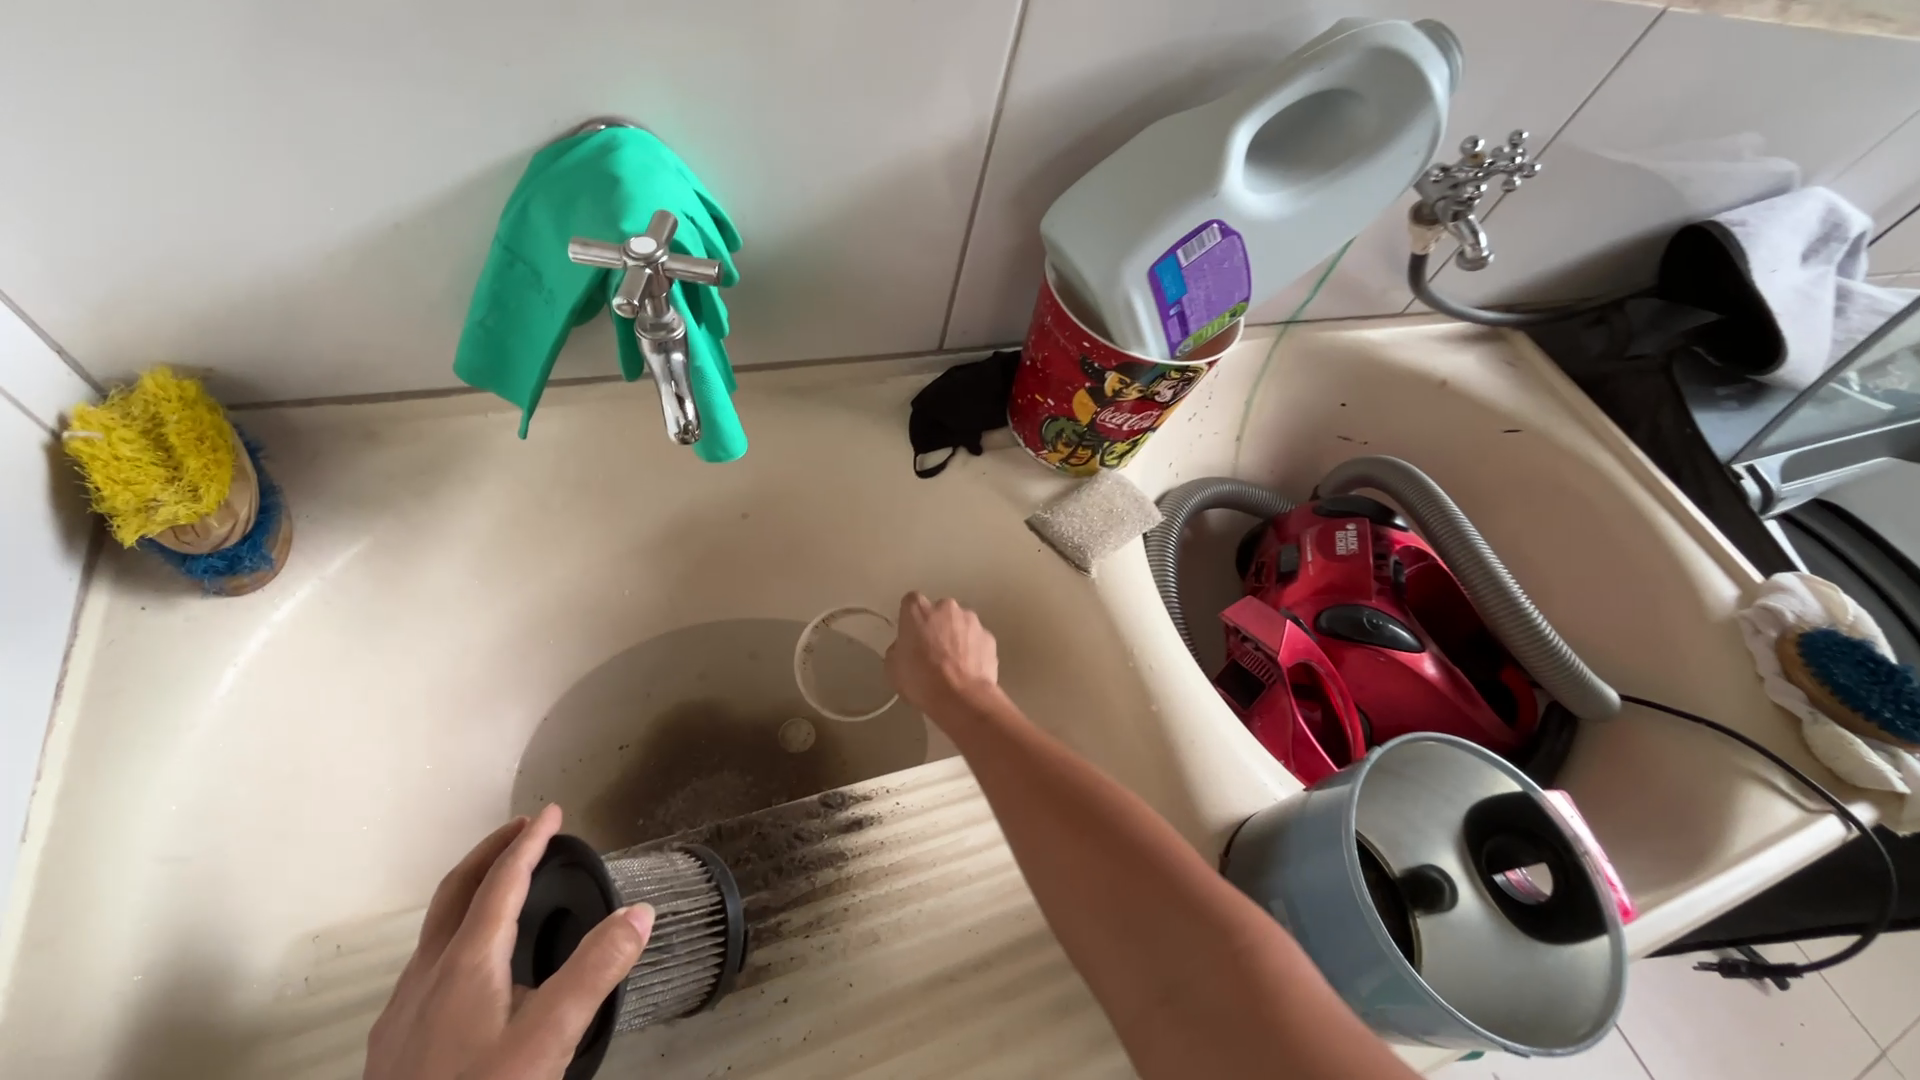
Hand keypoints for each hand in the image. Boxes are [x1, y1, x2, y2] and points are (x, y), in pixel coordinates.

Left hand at [365, 805, 653, 1079]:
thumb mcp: (549, 1040)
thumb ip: (595, 972)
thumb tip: (640, 912)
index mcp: (465, 964)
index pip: (501, 883)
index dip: (530, 843)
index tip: (553, 812)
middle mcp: (426, 977)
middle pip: (455, 893)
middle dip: (490, 852)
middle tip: (523, 828)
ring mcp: (402, 1011)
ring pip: (436, 930)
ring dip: (473, 893)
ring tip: (504, 888)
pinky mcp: (395, 1044)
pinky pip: (428, 963)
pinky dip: (459, 933)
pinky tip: (474, 968)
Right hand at [886, 593, 1001, 714]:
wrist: (961, 698)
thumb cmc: (921, 680)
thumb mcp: (893, 667)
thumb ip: (898, 648)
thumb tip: (905, 647)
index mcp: (918, 610)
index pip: (911, 602)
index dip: (911, 618)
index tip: (911, 634)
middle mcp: (946, 608)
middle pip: (939, 611)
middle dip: (936, 626)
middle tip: (932, 651)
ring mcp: (972, 621)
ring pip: (961, 624)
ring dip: (956, 637)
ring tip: (953, 664)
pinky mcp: (989, 638)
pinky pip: (977, 640)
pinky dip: (973, 650)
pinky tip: (968, 670)